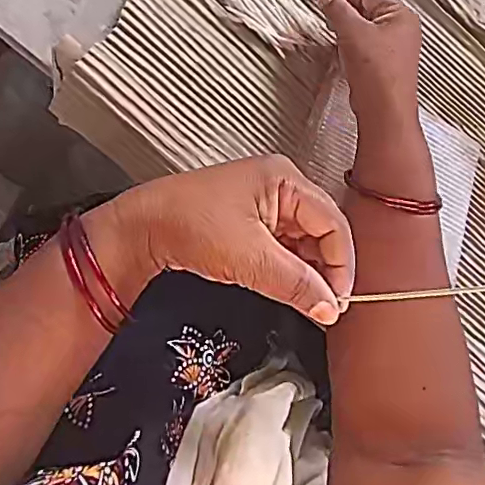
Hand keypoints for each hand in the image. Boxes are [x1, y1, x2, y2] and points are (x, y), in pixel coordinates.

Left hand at [85, 156, 356, 324]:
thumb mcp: (249, 257)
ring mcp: (265, 202)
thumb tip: (328, 305)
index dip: (340, 263)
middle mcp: (279, 185)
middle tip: (325, 305)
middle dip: (325, 268)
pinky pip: (284, 245)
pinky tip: (287, 287)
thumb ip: (295, 283)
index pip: (332, 222)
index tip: (338, 299)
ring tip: (306, 299)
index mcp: (284, 179)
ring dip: (307, 271)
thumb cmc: (187, 222)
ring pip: (304, 240)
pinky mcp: (252, 220)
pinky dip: (288, 268)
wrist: (143, 227)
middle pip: (321, 230)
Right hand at [316, 0, 421, 128]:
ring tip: (332, 27)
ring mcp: (394, 46)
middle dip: (343, 7)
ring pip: (365, 25)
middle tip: (324, 8)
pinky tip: (342, 47)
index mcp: (401, 15)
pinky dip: (350, 41)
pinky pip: (365, 42)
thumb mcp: (352, 31)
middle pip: (367, 6)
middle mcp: (402, 28)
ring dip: (346, 24)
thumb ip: (337, 8)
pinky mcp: (384, 62)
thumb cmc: (380, 74)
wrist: (384, 110)